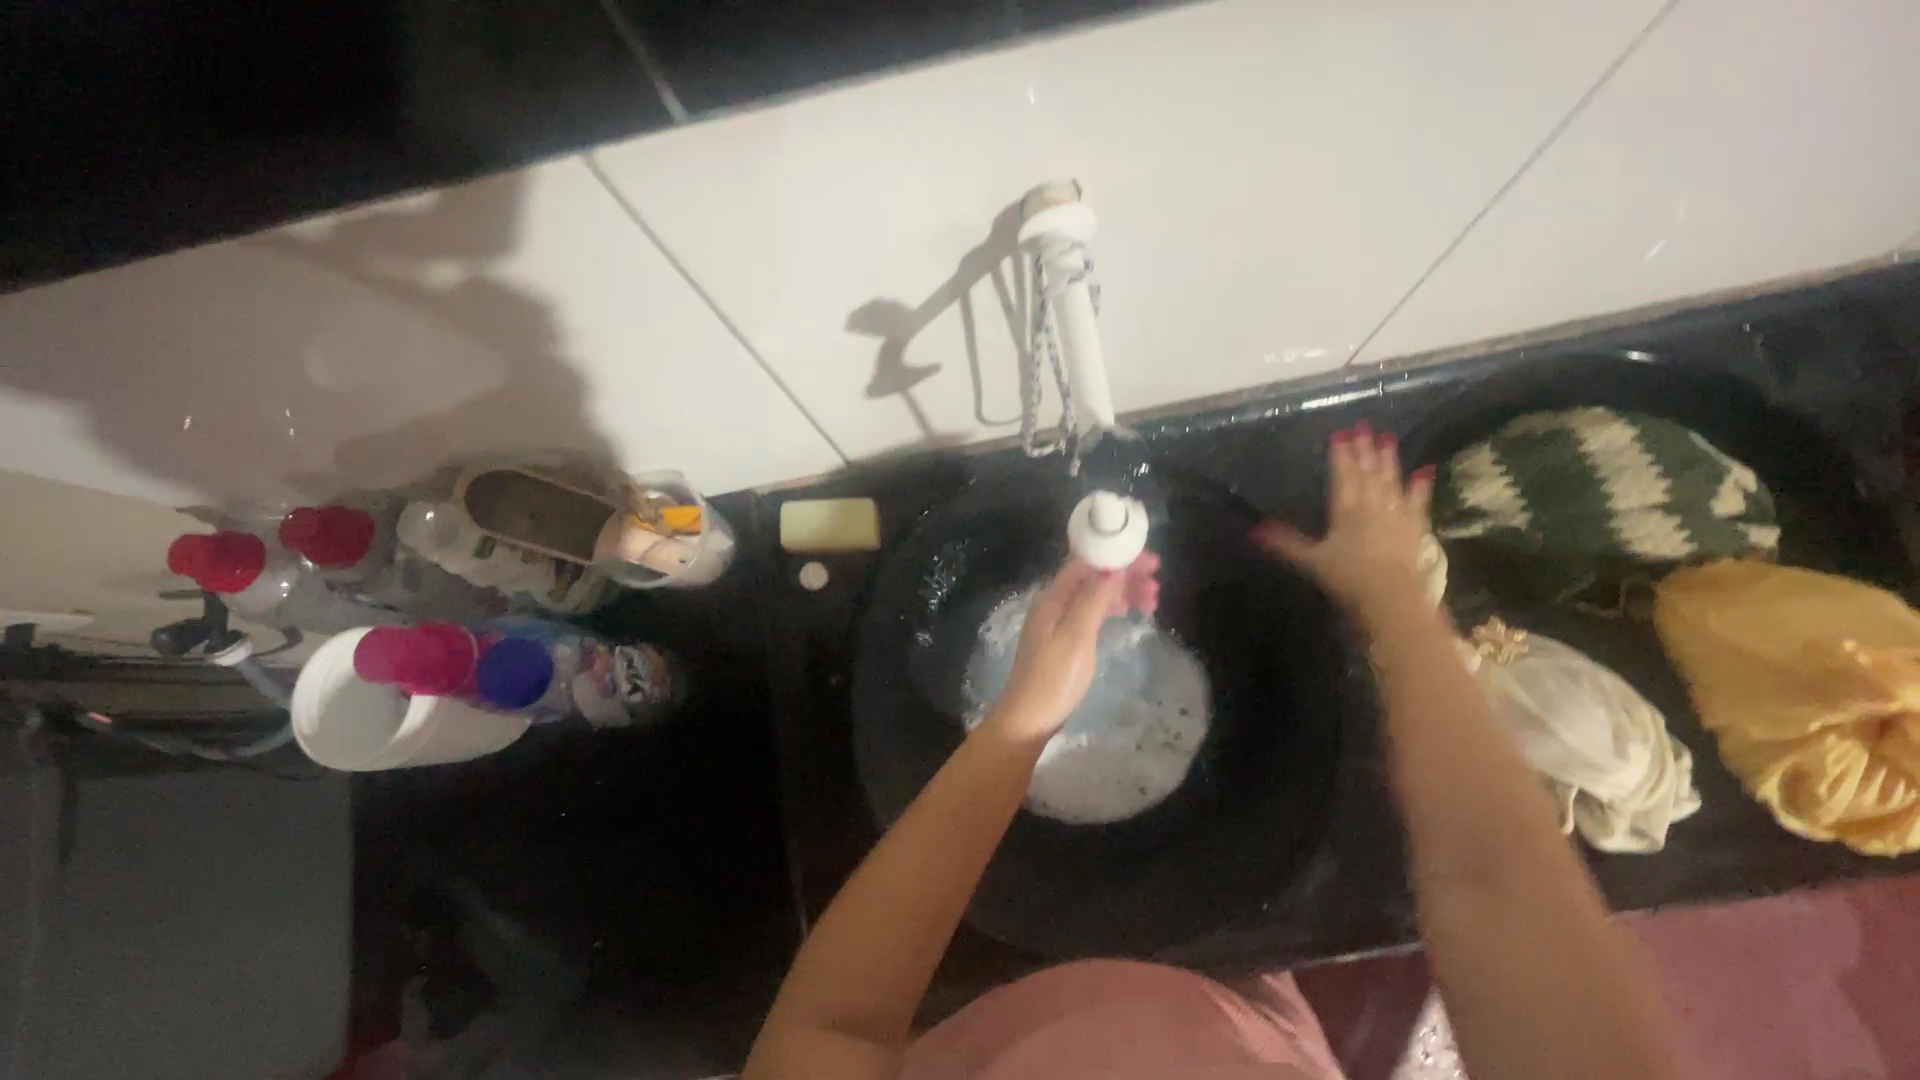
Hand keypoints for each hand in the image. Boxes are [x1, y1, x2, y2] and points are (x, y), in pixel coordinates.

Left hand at [983, 554, 1160, 743]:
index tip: (1150, 562)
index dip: (1118, 557)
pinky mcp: (1064, 637)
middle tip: (1157, 582)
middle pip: (1092, 576)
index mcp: (1053, 597)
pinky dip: (1113, 607)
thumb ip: (1094, 599)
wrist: (1029, 718)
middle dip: (1125, 574)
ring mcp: (1058, 620)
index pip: (1087, 563)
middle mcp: (1054, 602)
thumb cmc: (1054, 679)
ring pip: (1095, 594)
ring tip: (1153, 599)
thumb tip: (1114, 566)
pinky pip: (1092, 611)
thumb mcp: (1077, 637)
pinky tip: (1130, 611)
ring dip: (1123, 591)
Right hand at [1252, 420, 1435, 628]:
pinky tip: (1424, 471)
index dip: (1341, 455)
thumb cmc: (1349, 578)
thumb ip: (1286, 544)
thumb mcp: (1311, 561)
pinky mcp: (1415, 526)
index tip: (1341, 434)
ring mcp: (1396, 513)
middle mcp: (1371, 504)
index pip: (1342, 476)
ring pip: (1391, 480)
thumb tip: (1255, 530)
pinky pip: (1418, 500)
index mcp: (1345, 510)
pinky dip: (1420, 485)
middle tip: (1365, 425)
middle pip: (1367, 472)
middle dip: (1364, 448)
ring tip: (1388, 438)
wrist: (1393, 595)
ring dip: (1389, 459)